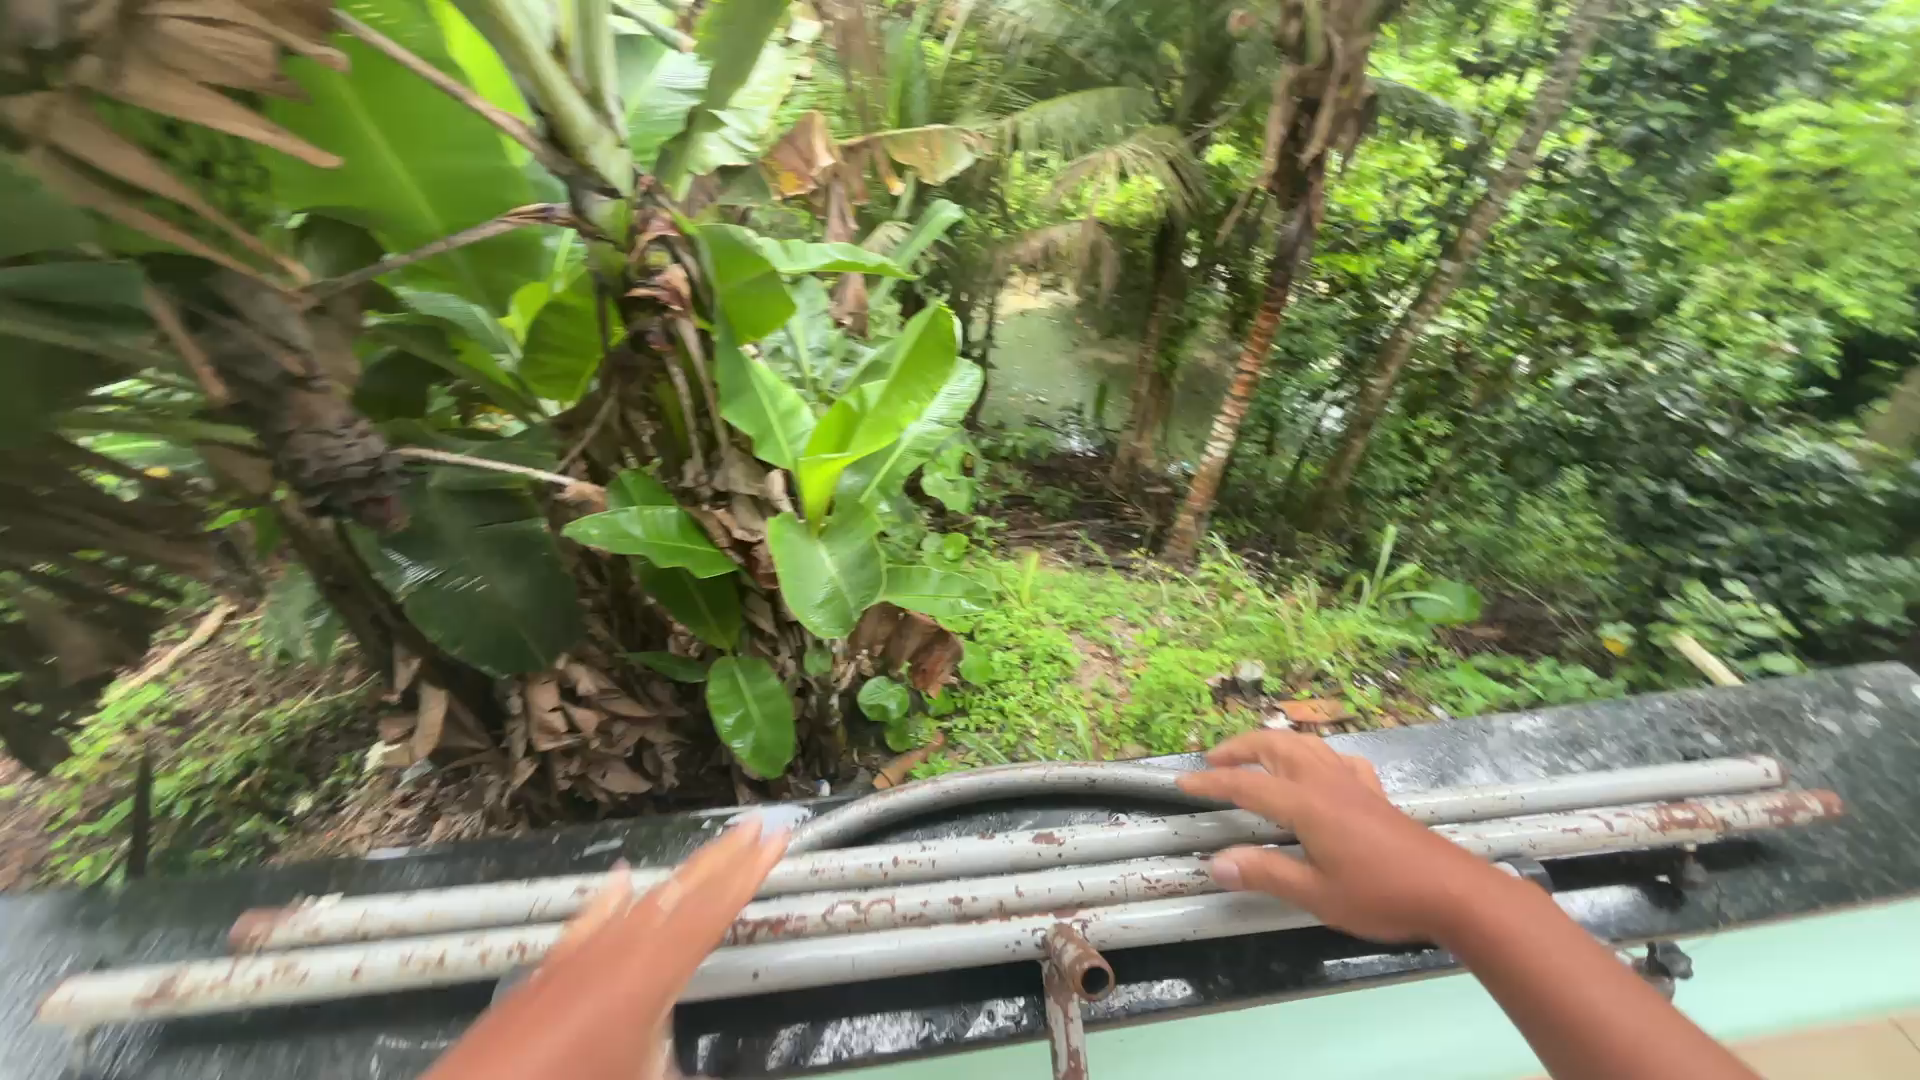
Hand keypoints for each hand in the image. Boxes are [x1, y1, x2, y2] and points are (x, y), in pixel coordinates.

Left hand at [425, 816, 788, 1079]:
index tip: (779, 837)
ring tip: (715, 849)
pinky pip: (592, 920)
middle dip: (724, 855)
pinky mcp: (550, 973)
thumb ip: (687, 1071)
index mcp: (651, 972)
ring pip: (643, 900)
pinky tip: (622, 880)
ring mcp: (580, 956)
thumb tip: (715, 1070)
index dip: (750, 872)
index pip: (713, 909)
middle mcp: (619, 950)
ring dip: (684, 874)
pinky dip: (612, 899)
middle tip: (760, 823)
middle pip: (683, 890)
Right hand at [1176, 730, 1515, 943]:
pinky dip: (1316, 755)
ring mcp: (1351, 782)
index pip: (1245, 785)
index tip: (1182, 783)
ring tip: (1253, 755)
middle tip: (1214, 761)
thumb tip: (1215, 862)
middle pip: (1273, 746)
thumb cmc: (1381, 895)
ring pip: (1304, 743)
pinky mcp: (1373, 792)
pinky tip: (1318, 769)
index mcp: (1305, 804)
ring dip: (1271, 743)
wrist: (1454, 891)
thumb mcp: (1317, 895)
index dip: (1210, 783)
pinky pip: (1338, 758)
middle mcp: (1323, 781)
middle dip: (1238, 748)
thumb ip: (1265, 873)